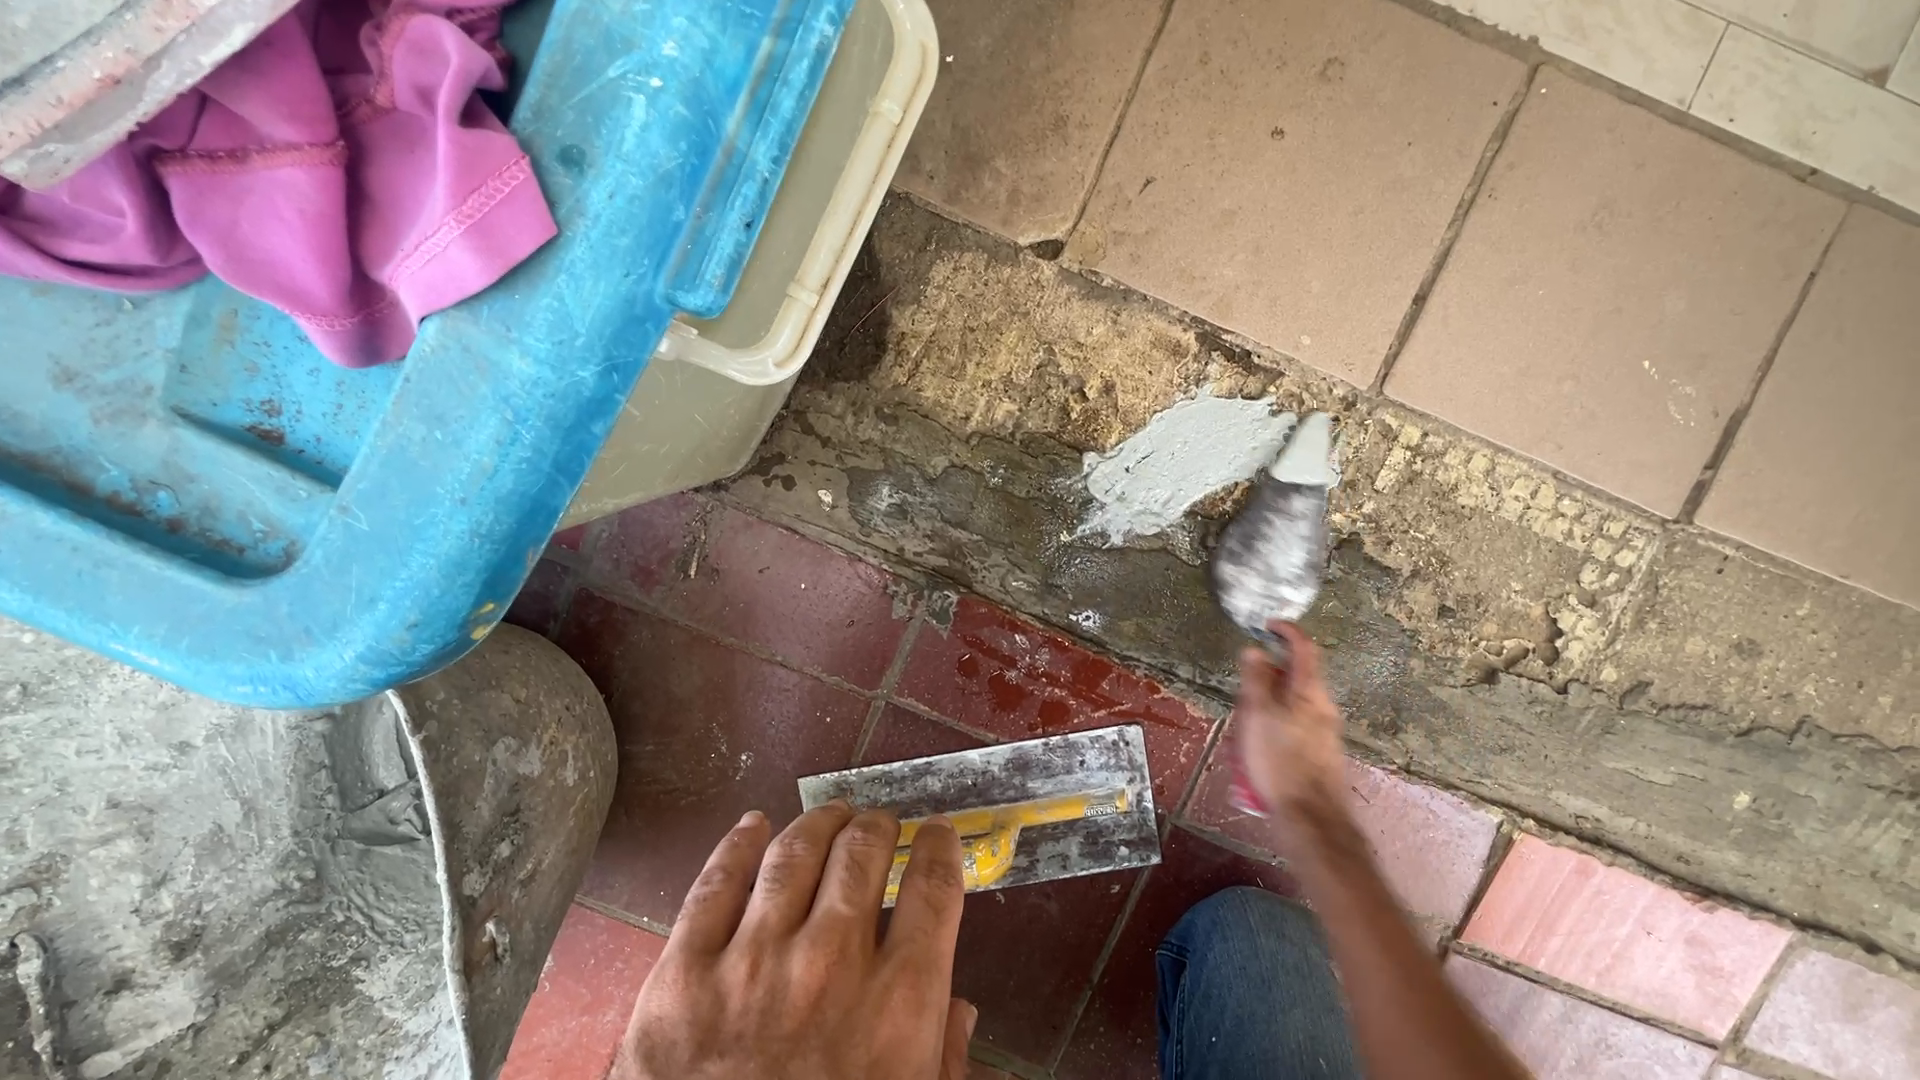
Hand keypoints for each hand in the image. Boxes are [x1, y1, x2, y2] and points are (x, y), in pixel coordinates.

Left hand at [611, 802, 975, 1079]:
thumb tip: (961, 1008)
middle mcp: (831, 963)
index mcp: (897, 1005)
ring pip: (794, 855)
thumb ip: (942, 1061)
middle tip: (879, 822)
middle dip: (877, 827)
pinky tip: (754, 825)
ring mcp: (752, 961)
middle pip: (862, 855)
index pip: (932, 891)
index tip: (937, 832)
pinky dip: (738, 844)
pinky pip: (714, 885)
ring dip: (819, 823)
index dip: (939, 848)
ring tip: (831, 814)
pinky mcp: (682, 973)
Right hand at [1234, 621, 1346, 822]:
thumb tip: (1255, 650)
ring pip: (1294, 705)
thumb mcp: (1258, 717)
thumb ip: (1256, 681)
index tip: (1268, 625)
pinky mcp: (1322, 754)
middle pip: (1296, 679)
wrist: (1312, 817)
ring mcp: (1327, 732)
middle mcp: (1324, 708)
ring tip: (1246, 730)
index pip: (1304, 648)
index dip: (1287, 631)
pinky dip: (1277, 728)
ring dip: (1269, 707)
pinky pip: (1296, 728)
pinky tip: (1260, 753)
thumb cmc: (1280, 762)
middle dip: (1267, 680)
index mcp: (1310, 693)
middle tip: (1243, 695)